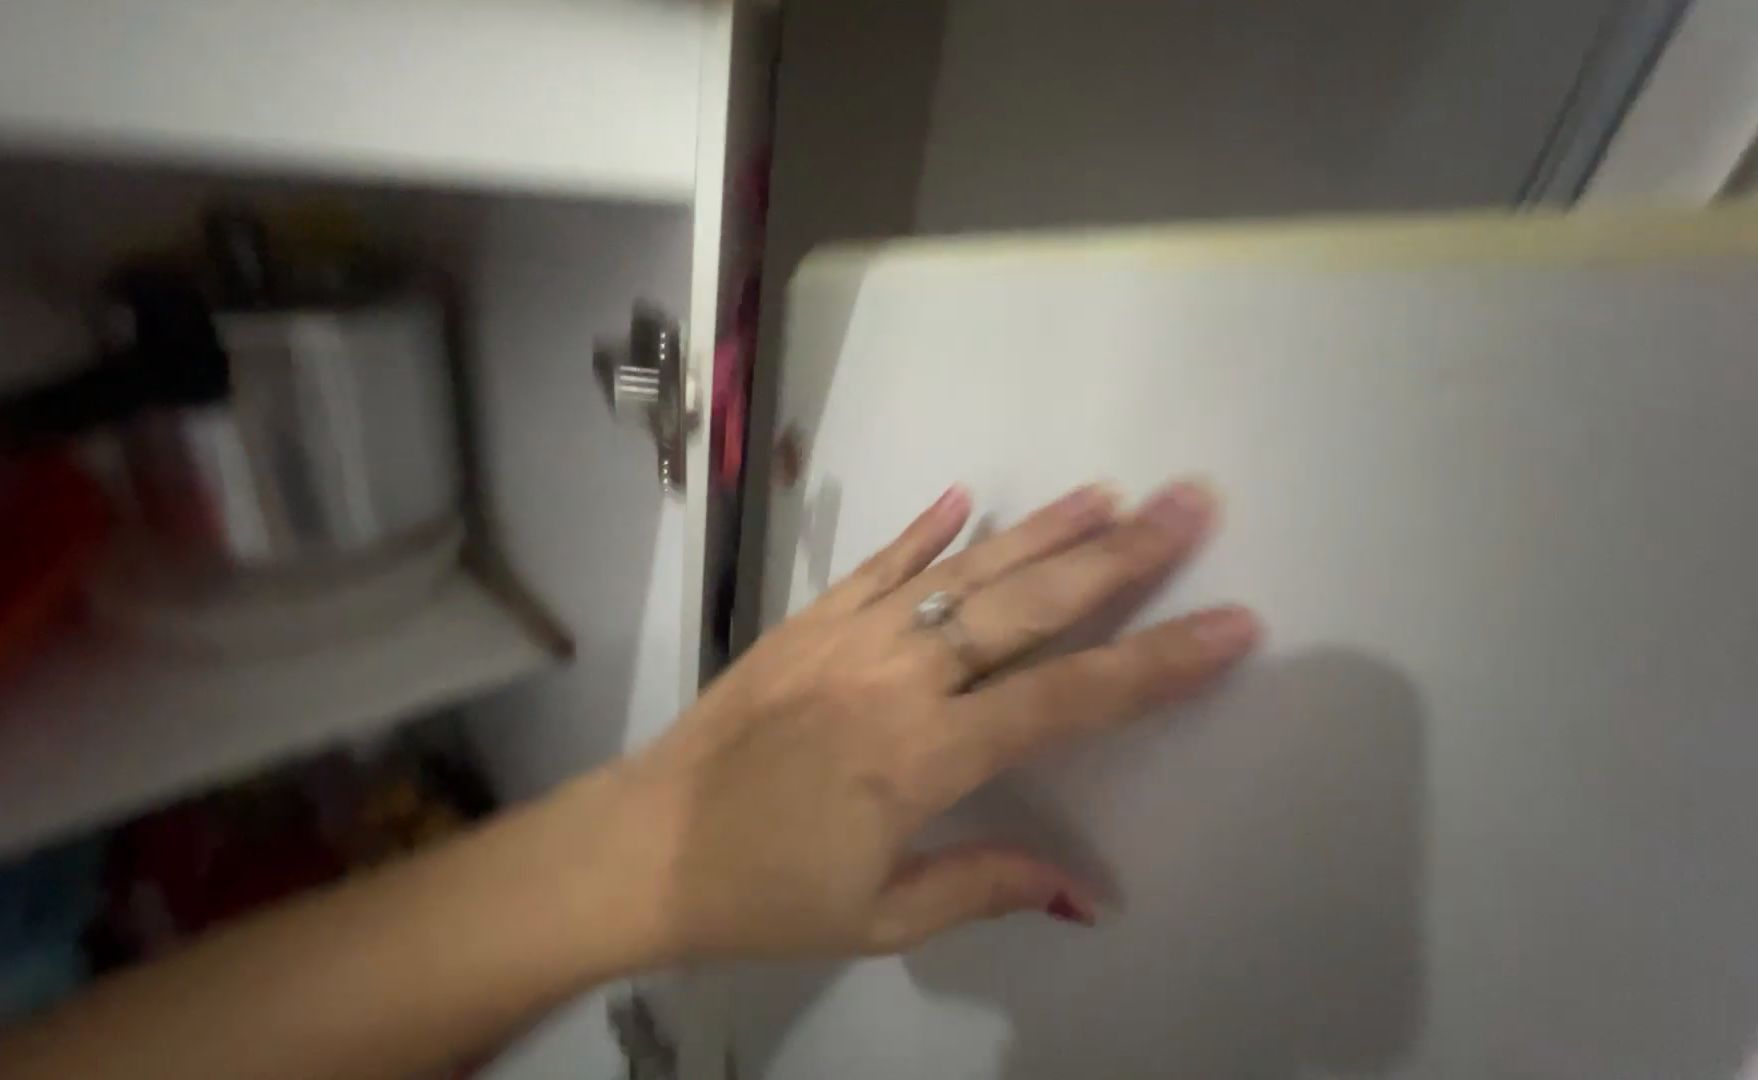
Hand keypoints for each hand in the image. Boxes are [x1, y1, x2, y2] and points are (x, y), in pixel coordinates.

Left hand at [620, 480, 1263, 962]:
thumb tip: (1084, 890)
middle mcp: (895, 676)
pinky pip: (874, 566)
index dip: (1156, 666)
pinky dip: (921, 532)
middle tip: (1186, 507)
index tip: (1231, 626)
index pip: (1065, 700)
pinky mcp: (805, 622)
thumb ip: (982, 885)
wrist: (647, 841)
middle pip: (1025, 608)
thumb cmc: (764, 892)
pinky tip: (962, 497)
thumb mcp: (879, 916)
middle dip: (1117, 558)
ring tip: (1105, 494)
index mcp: (922, 755)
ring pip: (959, 573)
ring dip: (1037, 532)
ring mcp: (845, 637)